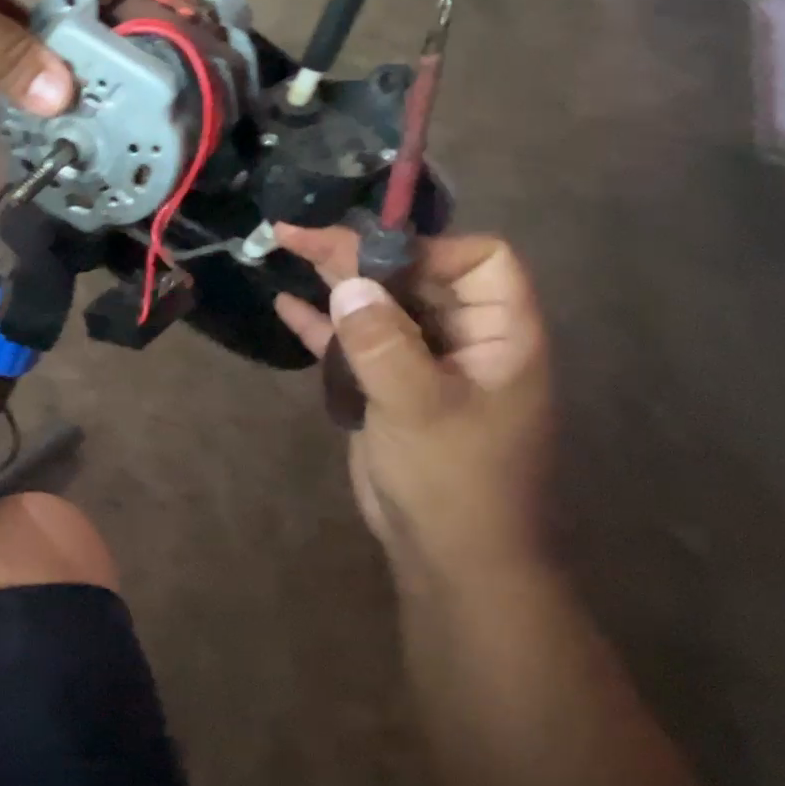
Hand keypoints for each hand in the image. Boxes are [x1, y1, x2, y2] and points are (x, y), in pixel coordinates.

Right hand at [272, 226, 553, 579]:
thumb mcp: (419, 406)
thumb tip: (346, 284)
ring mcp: (422, 363)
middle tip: (297, 235)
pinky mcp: (386, 387)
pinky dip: (323, 324)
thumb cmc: (454, 478)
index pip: (479, 261)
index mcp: (500, 334)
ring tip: (284, 250)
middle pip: (416, 277)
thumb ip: (382, 343)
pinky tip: (286, 304)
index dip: (425, 250)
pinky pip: (354, 342)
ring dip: (336, 281)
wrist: (448, 550)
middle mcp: (465, 339)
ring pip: (379, 305)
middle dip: (359, 254)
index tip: (367, 256)